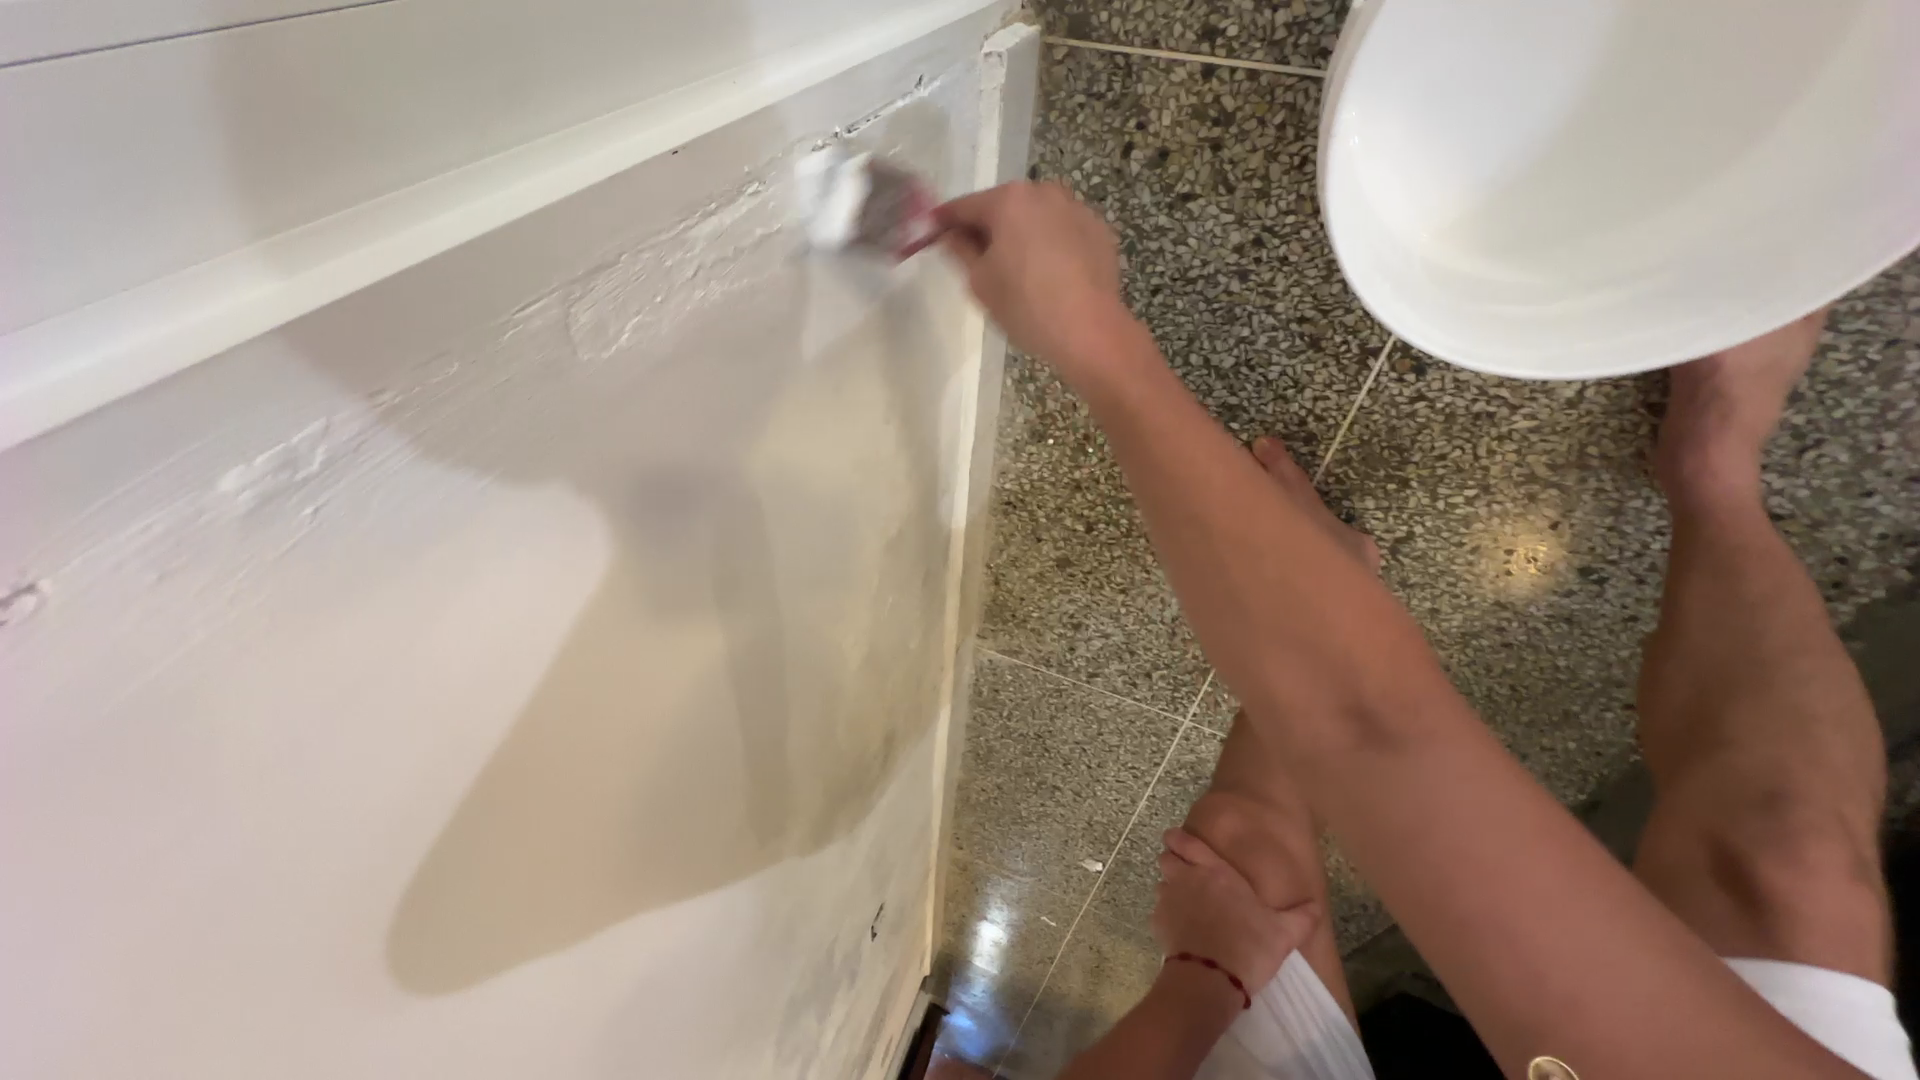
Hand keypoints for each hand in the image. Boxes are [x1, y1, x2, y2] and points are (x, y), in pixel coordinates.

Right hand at [934, 181, 1139, 376]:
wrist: (1089, 332)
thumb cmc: (1026, 306)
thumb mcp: (980, 282)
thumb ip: (960, 250)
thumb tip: (951, 235)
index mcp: (1009, 200)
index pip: (965, 206)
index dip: (945, 221)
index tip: (933, 231)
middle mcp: (1045, 193)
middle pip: (1005, 207)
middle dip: (989, 228)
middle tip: (978, 259)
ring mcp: (1077, 209)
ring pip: (1037, 219)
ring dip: (1023, 235)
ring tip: (1018, 270)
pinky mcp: (1100, 231)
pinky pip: (1064, 233)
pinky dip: (1053, 246)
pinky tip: (1051, 276)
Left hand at [1152, 827, 1317, 996]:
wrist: (1210, 978)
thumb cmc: (1249, 947)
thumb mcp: (1283, 934)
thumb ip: (1300, 917)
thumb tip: (1316, 906)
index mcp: (1215, 871)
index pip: (1185, 842)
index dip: (1177, 838)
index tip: (1176, 840)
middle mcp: (1187, 878)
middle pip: (1166, 858)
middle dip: (1173, 862)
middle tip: (1186, 875)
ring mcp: (1168, 899)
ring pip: (1161, 884)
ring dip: (1170, 890)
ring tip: (1185, 906)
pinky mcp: (1157, 922)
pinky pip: (1158, 912)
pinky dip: (1166, 917)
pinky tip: (1181, 932)